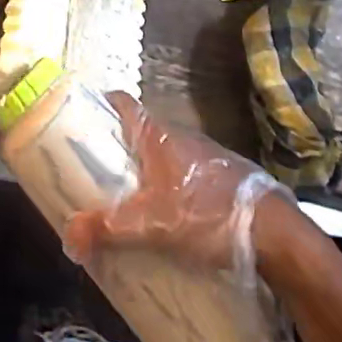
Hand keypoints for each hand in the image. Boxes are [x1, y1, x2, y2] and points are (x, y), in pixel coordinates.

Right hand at [64, 92, 286, 278]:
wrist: (274, 232)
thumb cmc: (207, 213)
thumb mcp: (152, 225)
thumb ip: (108, 229)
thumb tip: (67, 238)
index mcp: (158, 135)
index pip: (124, 102)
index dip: (101, 104)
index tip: (83, 116)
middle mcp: (179, 136)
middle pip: (139, 131)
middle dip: (117, 147)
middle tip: (94, 170)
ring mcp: (203, 155)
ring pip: (162, 154)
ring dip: (144, 170)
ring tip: (125, 197)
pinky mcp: (221, 176)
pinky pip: (183, 173)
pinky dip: (168, 185)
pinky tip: (166, 215)